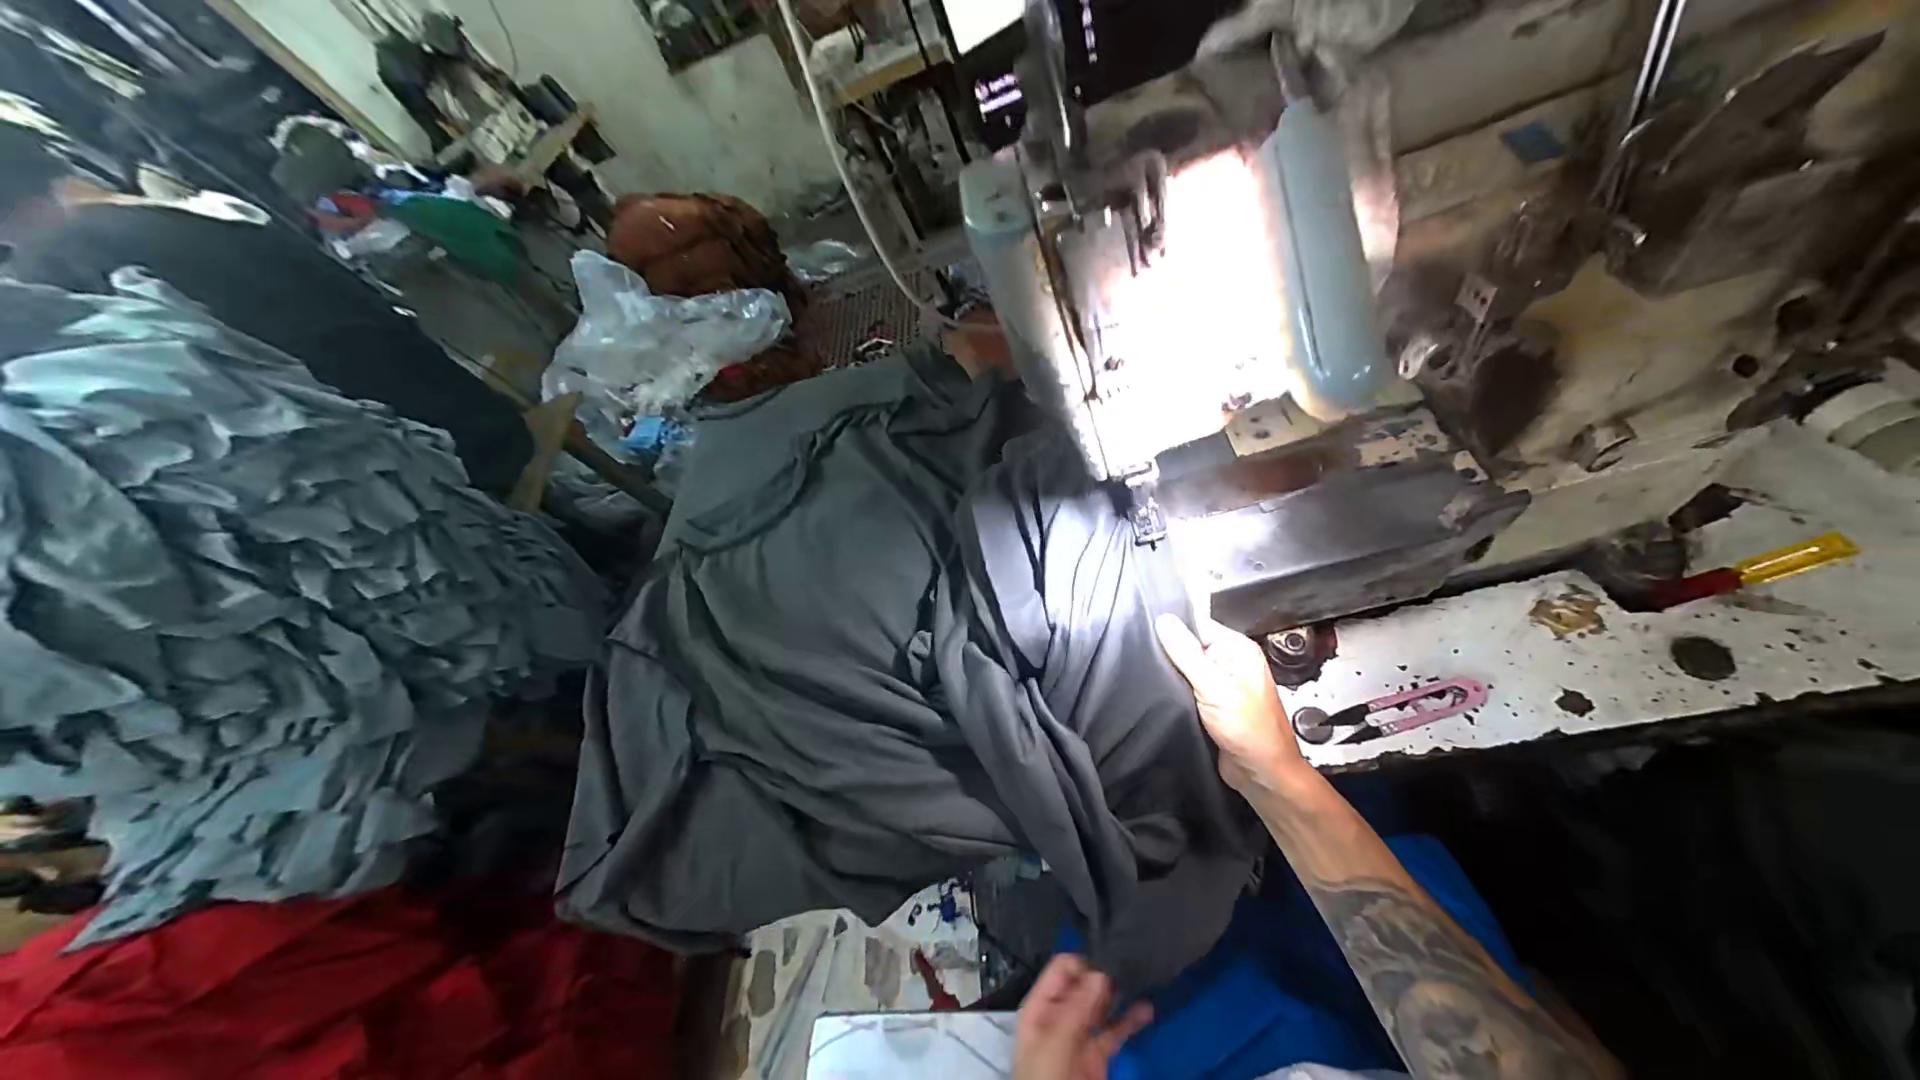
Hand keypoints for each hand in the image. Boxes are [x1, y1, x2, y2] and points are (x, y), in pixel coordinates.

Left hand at [1013, 954, 1152, 1079]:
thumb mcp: (1054, 1046)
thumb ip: (1075, 1010)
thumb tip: (1099, 974)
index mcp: (1041, 1009)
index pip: (1060, 971)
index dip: (1083, 964)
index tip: (1108, 961)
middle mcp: (1059, 1017)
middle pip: (1082, 986)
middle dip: (1104, 976)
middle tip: (1129, 966)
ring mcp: (1079, 1037)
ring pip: (1100, 1007)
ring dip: (1119, 995)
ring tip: (1139, 980)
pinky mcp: (1097, 1056)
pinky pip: (1114, 1032)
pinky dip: (1129, 1021)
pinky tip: (1145, 1009)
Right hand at [1155, 614, 1309, 794]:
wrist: (1262, 774)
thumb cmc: (1250, 730)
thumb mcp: (1213, 686)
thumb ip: (1187, 653)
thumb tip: (1164, 620)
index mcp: (1238, 649)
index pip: (1197, 624)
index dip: (1173, 629)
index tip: (1149, 634)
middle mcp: (1230, 663)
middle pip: (1189, 645)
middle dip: (1170, 654)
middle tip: (1150, 661)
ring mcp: (1221, 683)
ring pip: (1185, 669)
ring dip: (1172, 675)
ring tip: (1157, 679)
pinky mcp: (1211, 703)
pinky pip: (1186, 688)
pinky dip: (1176, 692)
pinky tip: (1166, 695)